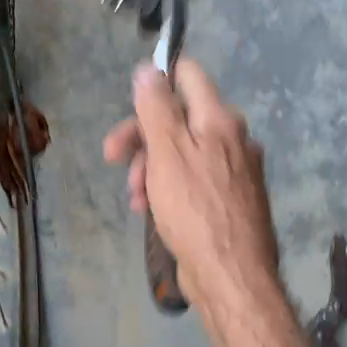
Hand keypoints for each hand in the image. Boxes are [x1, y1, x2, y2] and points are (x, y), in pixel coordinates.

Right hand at [102, 60, 277, 296]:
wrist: (232, 277)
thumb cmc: (194, 209)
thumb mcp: (166, 152)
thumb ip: (156, 107)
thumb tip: (148, 69)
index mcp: (219, 119)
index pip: (188, 74)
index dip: (156, 81)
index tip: (130, 105)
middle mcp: (232, 138)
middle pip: (178, 117)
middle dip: (141, 136)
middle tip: (112, 157)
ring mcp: (234, 170)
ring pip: (181, 151)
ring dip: (150, 166)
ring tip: (134, 197)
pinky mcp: (230, 199)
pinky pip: (192, 179)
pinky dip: (168, 187)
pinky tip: (151, 210)